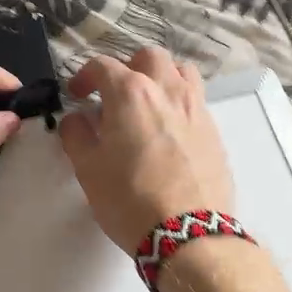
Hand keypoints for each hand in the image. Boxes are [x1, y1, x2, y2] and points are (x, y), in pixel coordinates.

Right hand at [58, 48, 232, 253]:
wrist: (189, 233)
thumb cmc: (130, 199)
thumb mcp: (88, 169)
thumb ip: (77, 135)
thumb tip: (77, 119)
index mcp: (131, 92)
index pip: (103, 66)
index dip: (84, 76)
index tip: (77, 95)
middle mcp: (168, 90)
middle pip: (149, 57)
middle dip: (127, 68)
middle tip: (113, 95)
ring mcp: (197, 108)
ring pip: (181, 72)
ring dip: (160, 78)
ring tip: (147, 105)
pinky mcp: (215, 132)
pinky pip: (195, 101)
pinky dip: (178, 104)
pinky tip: (168, 132)